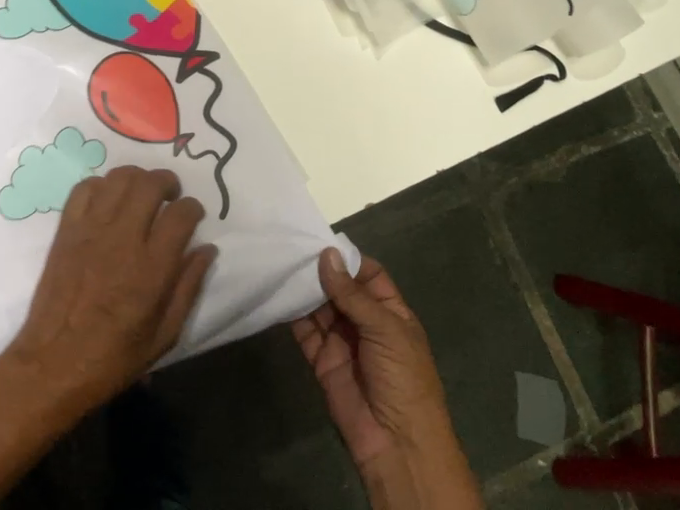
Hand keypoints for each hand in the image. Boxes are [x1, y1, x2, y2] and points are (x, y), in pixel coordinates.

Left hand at [4, 166, 217, 412]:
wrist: (53, 364)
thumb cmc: (113, 358)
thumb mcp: (165, 335)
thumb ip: (188, 287)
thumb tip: (207, 250)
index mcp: (152, 269)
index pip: (181, 214)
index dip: (193, 208)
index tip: (193, 216)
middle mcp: (122, 240)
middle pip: (149, 185)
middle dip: (167, 182)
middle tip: (171, 195)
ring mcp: (90, 231)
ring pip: (118, 179)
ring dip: (136, 178)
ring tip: (142, 193)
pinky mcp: (66, 231)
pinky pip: (84, 189)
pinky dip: (101, 186)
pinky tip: (108, 201)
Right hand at [294, 249, 481, 509]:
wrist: (396, 440)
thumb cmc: (403, 377)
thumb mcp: (385, 329)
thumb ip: (352, 294)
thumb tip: (326, 255)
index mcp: (391, 313)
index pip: (368, 275)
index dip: (346, 259)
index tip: (319, 240)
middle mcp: (366, 323)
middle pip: (340, 289)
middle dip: (319, 271)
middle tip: (290, 247)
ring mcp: (343, 342)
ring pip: (320, 308)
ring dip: (303, 290)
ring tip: (279, 263)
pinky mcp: (322, 360)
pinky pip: (305, 332)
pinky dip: (291, 315)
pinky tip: (276, 293)